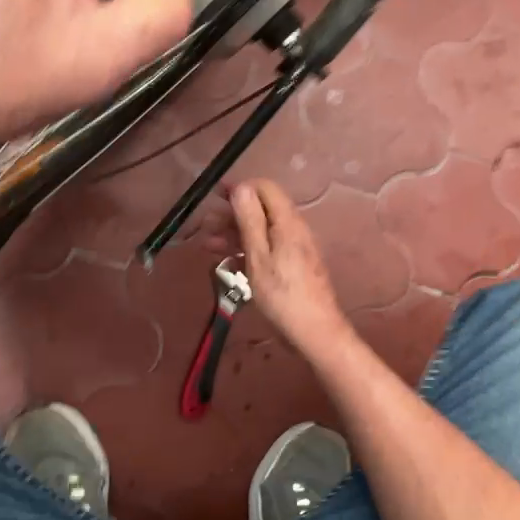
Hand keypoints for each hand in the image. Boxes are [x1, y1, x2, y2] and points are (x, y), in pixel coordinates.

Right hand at [204, 180, 353, 356]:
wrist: (314, 332)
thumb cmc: (282, 295)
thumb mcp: (259, 256)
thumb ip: (250, 220)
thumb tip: (242, 187)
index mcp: (287, 222)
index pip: (266, 189)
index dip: (241, 188)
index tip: (215, 196)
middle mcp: (293, 230)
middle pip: (262, 210)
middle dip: (232, 214)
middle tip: (205, 225)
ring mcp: (294, 249)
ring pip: (261, 232)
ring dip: (234, 235)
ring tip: (208, 245)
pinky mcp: (291, 266)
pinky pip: (266, 249)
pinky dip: (246, 252)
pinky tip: (227, 265)